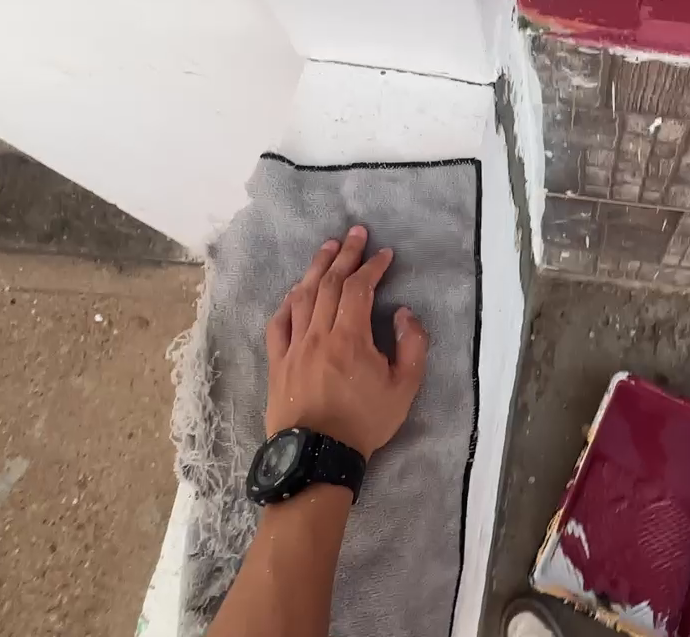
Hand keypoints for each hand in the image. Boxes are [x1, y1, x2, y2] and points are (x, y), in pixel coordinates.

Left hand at [264, 226, 428, 456]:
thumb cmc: (364, 421)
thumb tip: (403, 313)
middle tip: (356, 233)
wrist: (316, 458)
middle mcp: (318, 335)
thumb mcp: (405, 387)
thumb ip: (412, 344)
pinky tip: (297, 290)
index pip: (359, 288)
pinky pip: (278, 323)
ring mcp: (293, 348)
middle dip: (345, 254)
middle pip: (330, 283)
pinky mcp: (277, 362)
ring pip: (303, 297)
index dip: (372, 266)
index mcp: (349, 338)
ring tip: (328, 247)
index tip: (385, 254)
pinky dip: (288, 301)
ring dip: (317, 268)